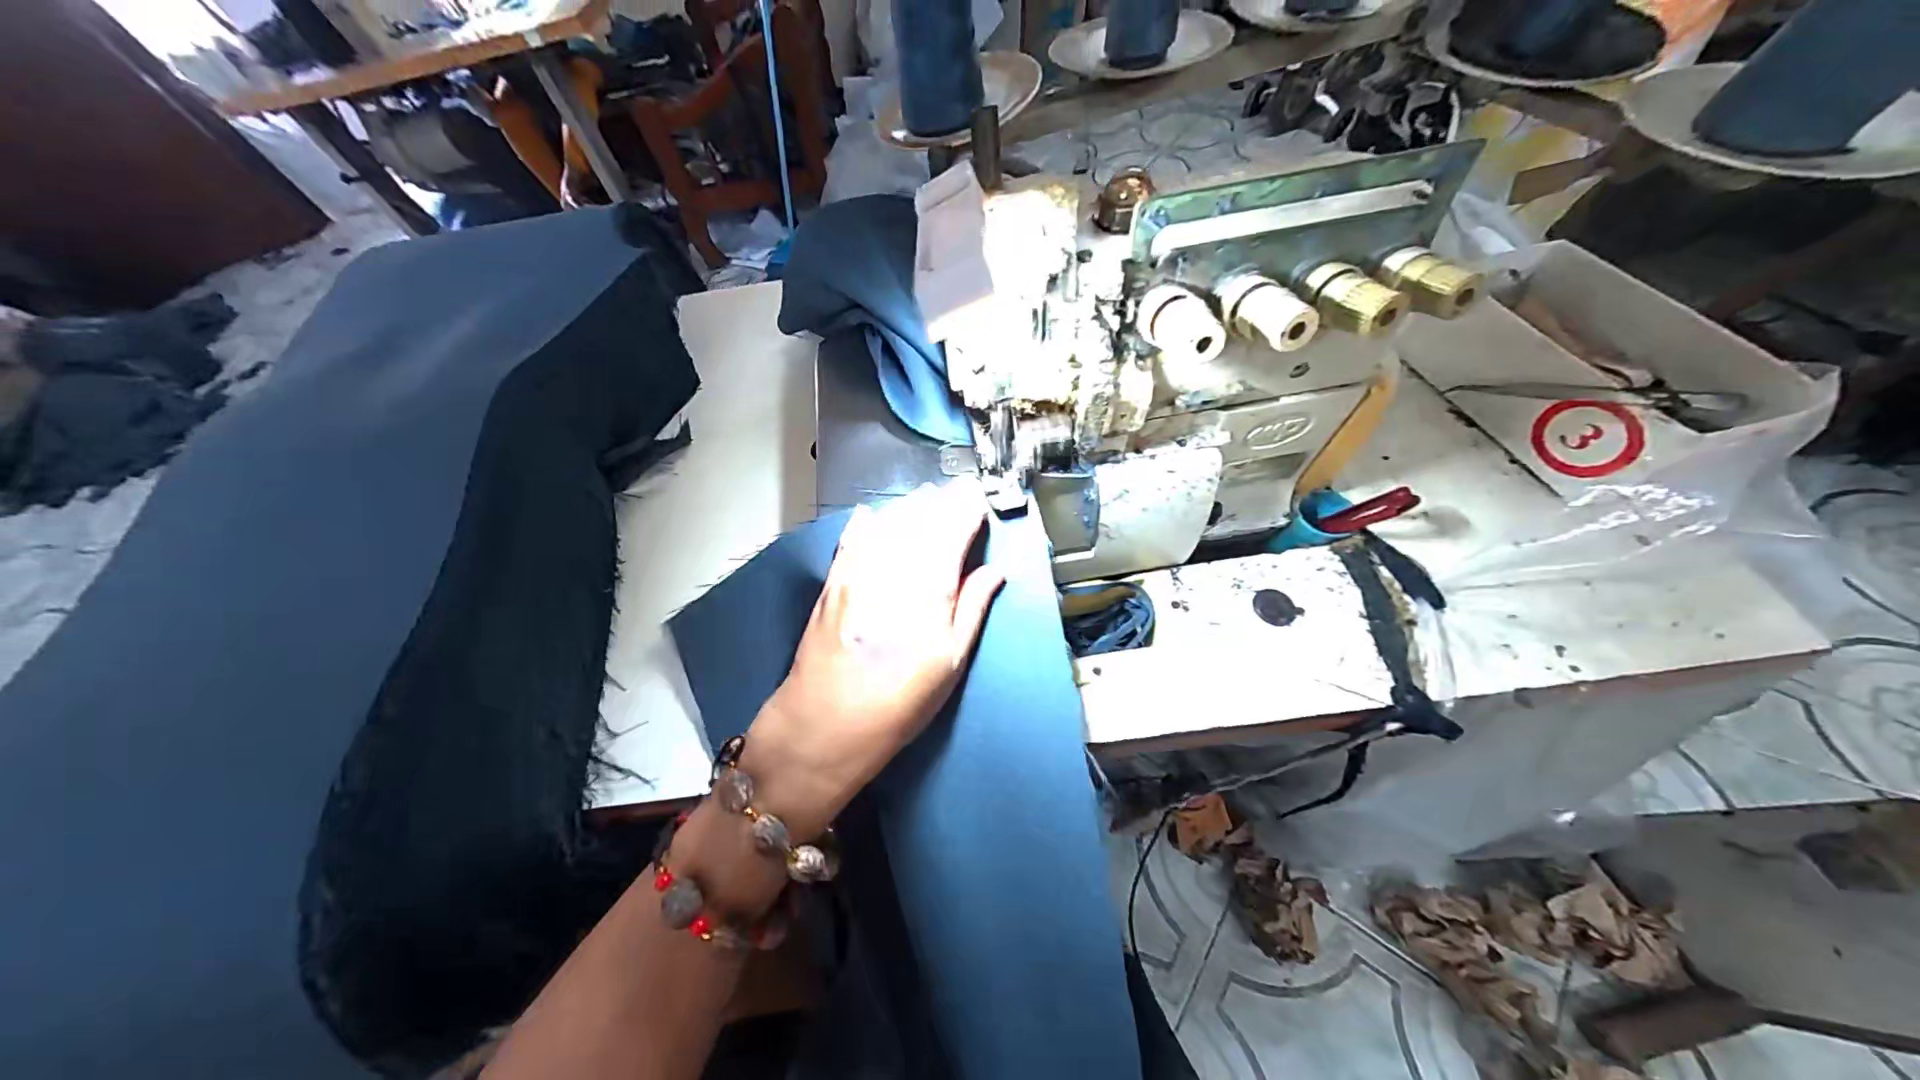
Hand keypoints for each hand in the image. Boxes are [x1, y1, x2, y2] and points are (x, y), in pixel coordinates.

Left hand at [740, 481, 1005, 838]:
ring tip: (925, 499)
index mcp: (928, 590)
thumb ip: (972, 609)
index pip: (952, 531)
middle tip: (956, 492)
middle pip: (920, 520)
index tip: (977, 499)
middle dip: (941, 502)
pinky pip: (852, 539)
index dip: (966, 510)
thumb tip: (993, 572)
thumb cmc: (898, 704)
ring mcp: (857, 572)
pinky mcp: (832, 581)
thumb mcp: (950, 664)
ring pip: (887, 523)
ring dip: (909, 507)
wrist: (825, 724)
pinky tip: (875, 515)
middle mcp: (892, 570)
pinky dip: (867, 523)